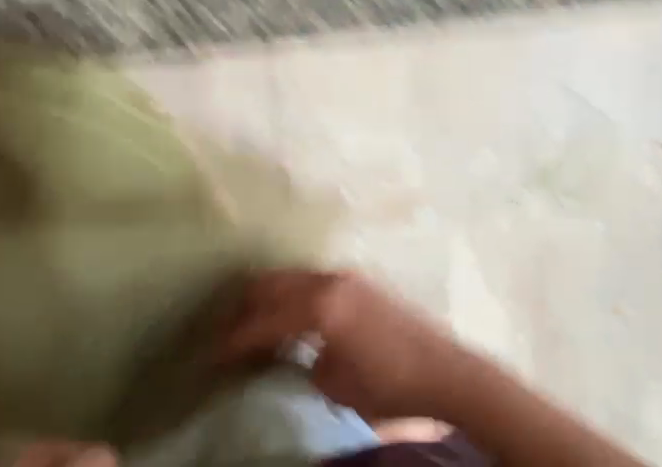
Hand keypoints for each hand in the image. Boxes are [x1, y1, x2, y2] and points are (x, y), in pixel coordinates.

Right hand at [217, 268, 476, 420]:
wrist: (446, 371)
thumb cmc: (390, 385)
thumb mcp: (337, 385)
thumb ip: (307, 362)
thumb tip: (297, 354)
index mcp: (319, 307)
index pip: (262, 319)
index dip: (234, 338)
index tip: (215, 353)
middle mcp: (328, 281)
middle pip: (270, 283)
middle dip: (244, 306)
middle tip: (227, 331)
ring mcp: (345, 276)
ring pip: (290, 276)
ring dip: (268, 296)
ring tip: (254, 322)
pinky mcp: (360, 280)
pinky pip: (311, 279)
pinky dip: (292, 293)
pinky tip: (291, 317)